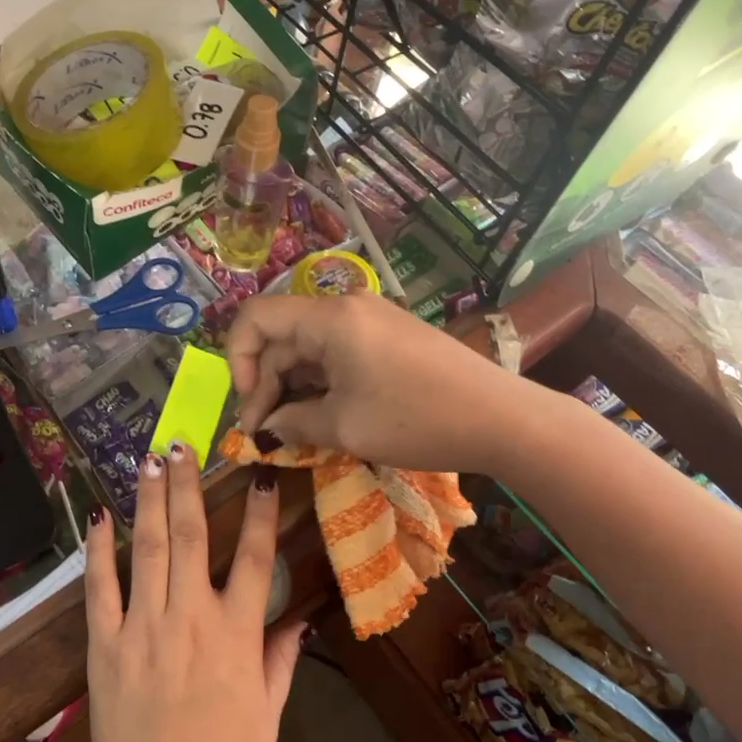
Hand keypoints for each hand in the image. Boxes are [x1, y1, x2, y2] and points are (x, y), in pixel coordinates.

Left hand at [83, 442, 307, 741]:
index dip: (259, 512)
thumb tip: (298, 617)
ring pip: (146, 547)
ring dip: (147, 498)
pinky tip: (99, 517)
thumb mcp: (267, 717)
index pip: (253, 558)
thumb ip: (280, 660)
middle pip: (190, 535)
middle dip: (188, 483)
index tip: (261, 472)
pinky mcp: (103, 645)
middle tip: (183, 441)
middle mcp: (189, 619)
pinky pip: (99, 586)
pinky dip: (99, 549)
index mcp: (236, 636)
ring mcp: (142, 628)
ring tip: (149, 459)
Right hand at [228, 293, 548, 478]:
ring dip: (292, 386)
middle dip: (265, 384)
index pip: (255, 318)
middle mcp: (346, 307)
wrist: (505, 420)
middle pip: (281, 336)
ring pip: (308, 347)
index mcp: (329, 317)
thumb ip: (292, 423)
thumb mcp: (345, 427)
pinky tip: (322, 415)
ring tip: (291, 431)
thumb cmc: (417, 419)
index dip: (237, 360)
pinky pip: (336, 352)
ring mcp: (371, 319)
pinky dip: (320, 382)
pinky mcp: (389, 336)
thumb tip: (266, 427)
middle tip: (264, 433)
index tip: (249, 406)